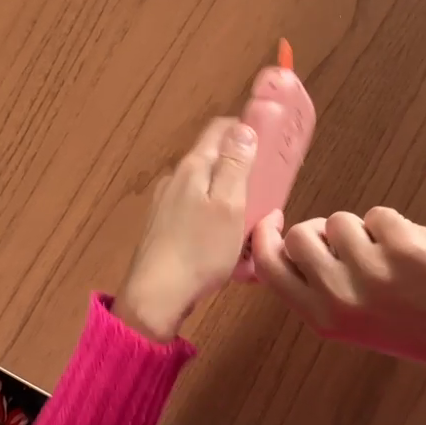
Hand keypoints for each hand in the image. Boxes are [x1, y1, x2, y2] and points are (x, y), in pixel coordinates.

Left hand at [116, 118, 258, 341]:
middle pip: (213, 162)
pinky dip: (215, 224)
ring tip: (251, 230)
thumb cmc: (200, 250)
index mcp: (193, 167)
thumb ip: (235, 165)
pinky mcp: (162, 229)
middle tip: (267, 196)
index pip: (219, 129)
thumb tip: (242, 128)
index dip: (245, 130)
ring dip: (230, 204)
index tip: (269, 145)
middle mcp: (175, 179)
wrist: (156, 296)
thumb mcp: (229, 205)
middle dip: (241, 174)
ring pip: (206, 192)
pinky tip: (227, 250)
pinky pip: (196, 216)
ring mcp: (165, 204)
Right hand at [249, 206, 425, 392]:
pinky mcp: (403, 247)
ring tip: (386, 255)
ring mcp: (372, 270)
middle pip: (301, 234)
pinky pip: (378, 214)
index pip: (269, 266)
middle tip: (347, 247)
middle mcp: (340, 296)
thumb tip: (285, 241)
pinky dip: (394, 226)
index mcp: (321, 316)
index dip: (265, 237)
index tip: (273, 221)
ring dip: (361, 229)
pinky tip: (410, 252)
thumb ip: (313, 287)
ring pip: (340, 220)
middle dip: (321, 232)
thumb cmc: (408, 325)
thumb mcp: (346, 322)